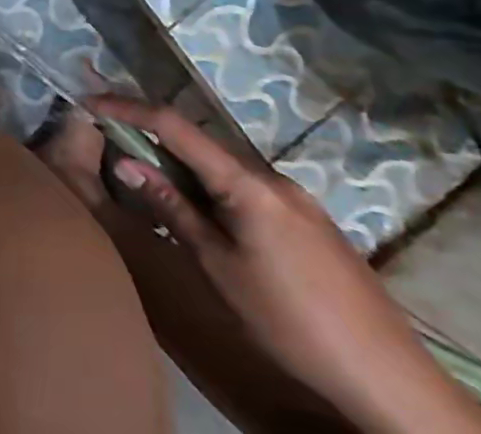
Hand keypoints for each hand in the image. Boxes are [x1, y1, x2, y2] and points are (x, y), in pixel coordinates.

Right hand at [87, 96, 480, 433]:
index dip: (128, 108)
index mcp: (248, 185)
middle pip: (201, 143)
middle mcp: (274, 179)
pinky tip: (199, 214)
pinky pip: (246, 188)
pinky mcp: (309, 223)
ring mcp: (297, 201)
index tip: (90, 102)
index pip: (175, 126)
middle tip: (110, 144)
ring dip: (182, 165)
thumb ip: (172, 208)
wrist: (390, 379)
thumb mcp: (217, 264)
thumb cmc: (289, 319)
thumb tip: (126, 163)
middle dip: (152, 137)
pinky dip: (210, 188)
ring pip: (223, 167)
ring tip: (147, 181)